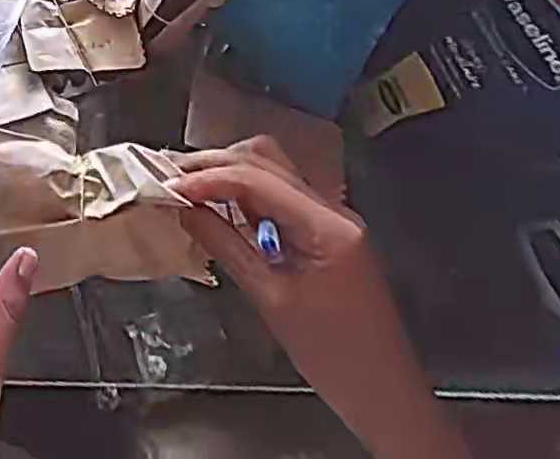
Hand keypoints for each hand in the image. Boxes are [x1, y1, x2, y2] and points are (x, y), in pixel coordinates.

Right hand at [170, 138, 470, 458]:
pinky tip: (218, 204)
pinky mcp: (323, 229)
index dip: (207, 178)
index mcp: (327, 225)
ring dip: (227, 172)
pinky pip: (276, 193)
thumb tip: (182, 207)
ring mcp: (330, 217)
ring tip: (190, 188)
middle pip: (264, 160)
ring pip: (270, 168)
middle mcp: (332, 209)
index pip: (255, 179)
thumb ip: (225, 244)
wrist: (389, 399)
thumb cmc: (334, 357)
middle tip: (172, 178)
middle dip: (213, 165)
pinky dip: (242, 191)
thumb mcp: (270, 299)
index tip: (170, 187)